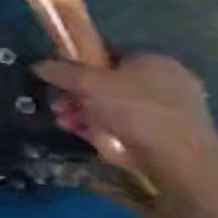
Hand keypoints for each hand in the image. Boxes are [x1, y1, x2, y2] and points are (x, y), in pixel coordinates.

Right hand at [35, 53, 217, 217]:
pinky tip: (85, 136)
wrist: (179, 161)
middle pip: (109, 84)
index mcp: (154, 60)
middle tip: (59, 107)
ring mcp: (171, 110)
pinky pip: (128, 126)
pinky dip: (104, 129)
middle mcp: (167, 81)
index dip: (80, 68)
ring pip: (115, 107)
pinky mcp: (169, 135)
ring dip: (85, 114)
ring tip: (66, 124)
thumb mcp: (88, 84)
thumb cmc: (134, 111)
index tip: (61, 83)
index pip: (109, 56)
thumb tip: (39, 65)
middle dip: (78, 95)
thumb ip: (61, 71)